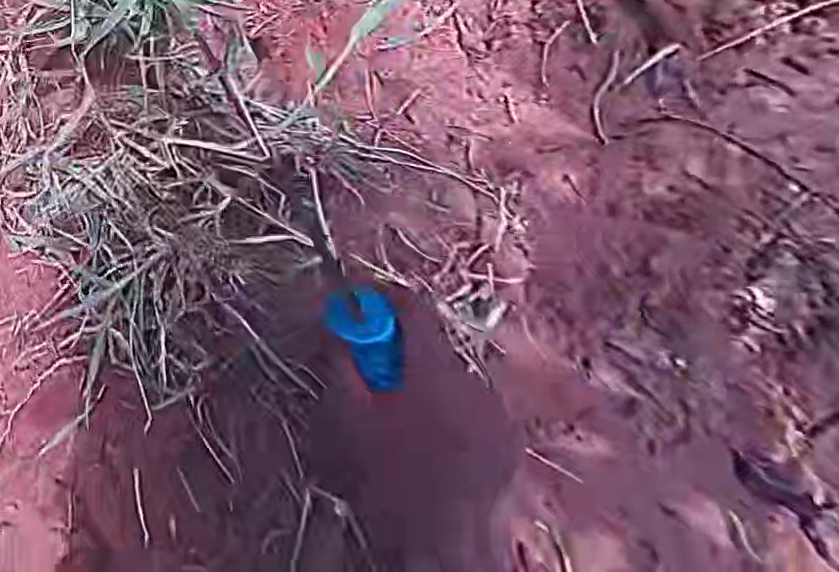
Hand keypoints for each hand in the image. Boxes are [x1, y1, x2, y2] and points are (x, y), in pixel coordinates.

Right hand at [307, 288, 515, 569]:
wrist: (446, 549)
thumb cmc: (390, 477)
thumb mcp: (348, 412)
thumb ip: (340, 357)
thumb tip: (333, 322)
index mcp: (436, 373)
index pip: (412, 306)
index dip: (376, 293)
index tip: (348, 298)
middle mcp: (475, 385)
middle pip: (427, 339)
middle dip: (387, 339)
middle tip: (356, 357)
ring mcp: (497, 414)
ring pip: (444, 369)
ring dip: (410, 369)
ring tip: (384, 398)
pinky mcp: (506, 440)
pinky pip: (463, 398)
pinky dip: (434, 395)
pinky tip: (415, 425)